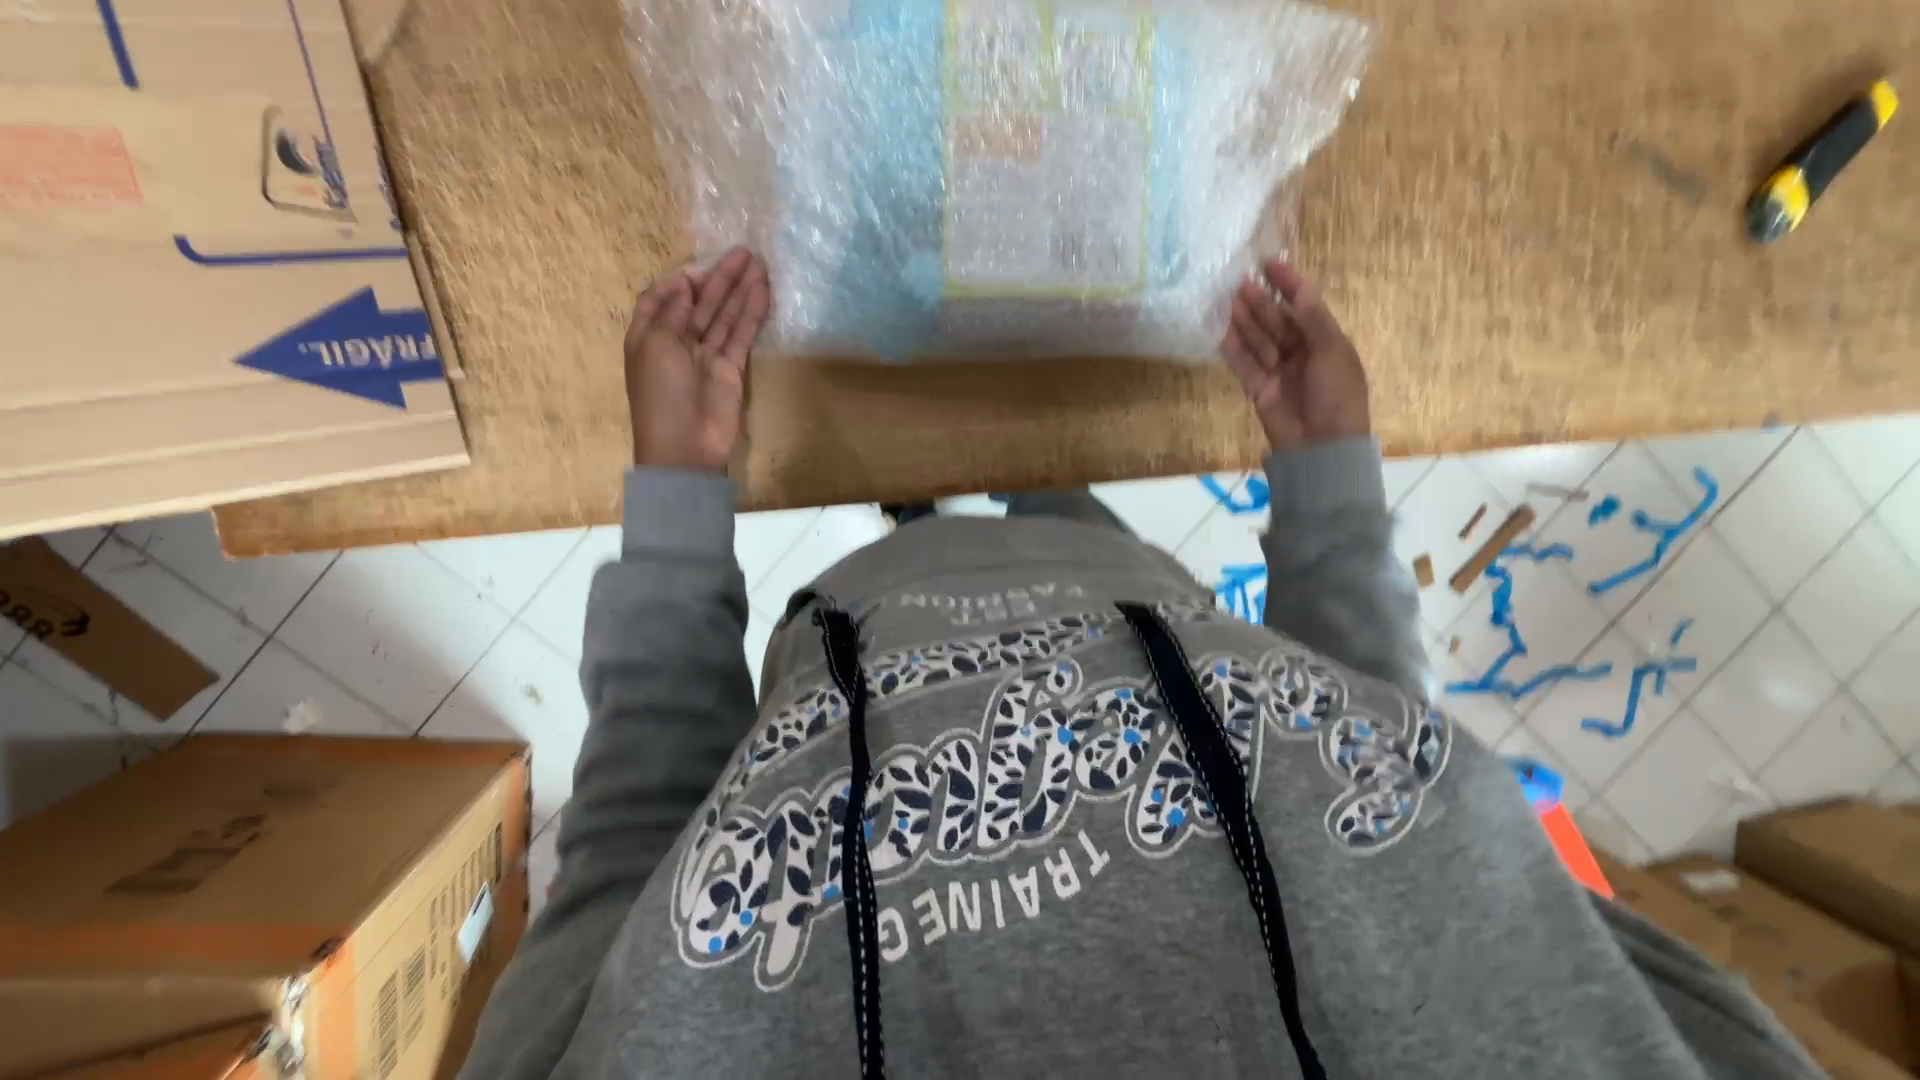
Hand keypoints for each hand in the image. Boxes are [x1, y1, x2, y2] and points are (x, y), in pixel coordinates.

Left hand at [625, 247, 769, 469]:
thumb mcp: (655, 345)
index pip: (663, 299)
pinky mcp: (731, 370)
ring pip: (724, 316)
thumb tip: (683, 282)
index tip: (700, 267)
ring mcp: (706, 356)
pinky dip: (751, 315)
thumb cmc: (661, 395)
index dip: (680, 282)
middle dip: (719, 278)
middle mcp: (677, 342)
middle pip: (700, 303)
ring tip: (759, 264)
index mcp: (649, 336)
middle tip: (743, 252)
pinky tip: (763, 292)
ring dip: (740, 291)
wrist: (685, 447)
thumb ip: (671, 311)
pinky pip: (741, 336)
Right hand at [1220, 259, 1369, 448]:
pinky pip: (1244, 365)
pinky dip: (1233, 348)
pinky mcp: (1260, 391)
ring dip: (1245, 321)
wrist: (1323, 447)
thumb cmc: (1338, 395)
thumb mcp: (1333, 351)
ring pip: (1259, 341)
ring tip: (1228, 300)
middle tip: (1240, 282)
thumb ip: (1312, 320)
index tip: (1270, 263)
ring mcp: (1279, 373)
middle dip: (1261, 302)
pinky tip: (1221, 330)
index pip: (1306, 306)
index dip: (1290, 284)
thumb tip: (1298, 290)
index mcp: (1327, 342)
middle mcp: (1302, 354)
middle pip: (1278, 322)